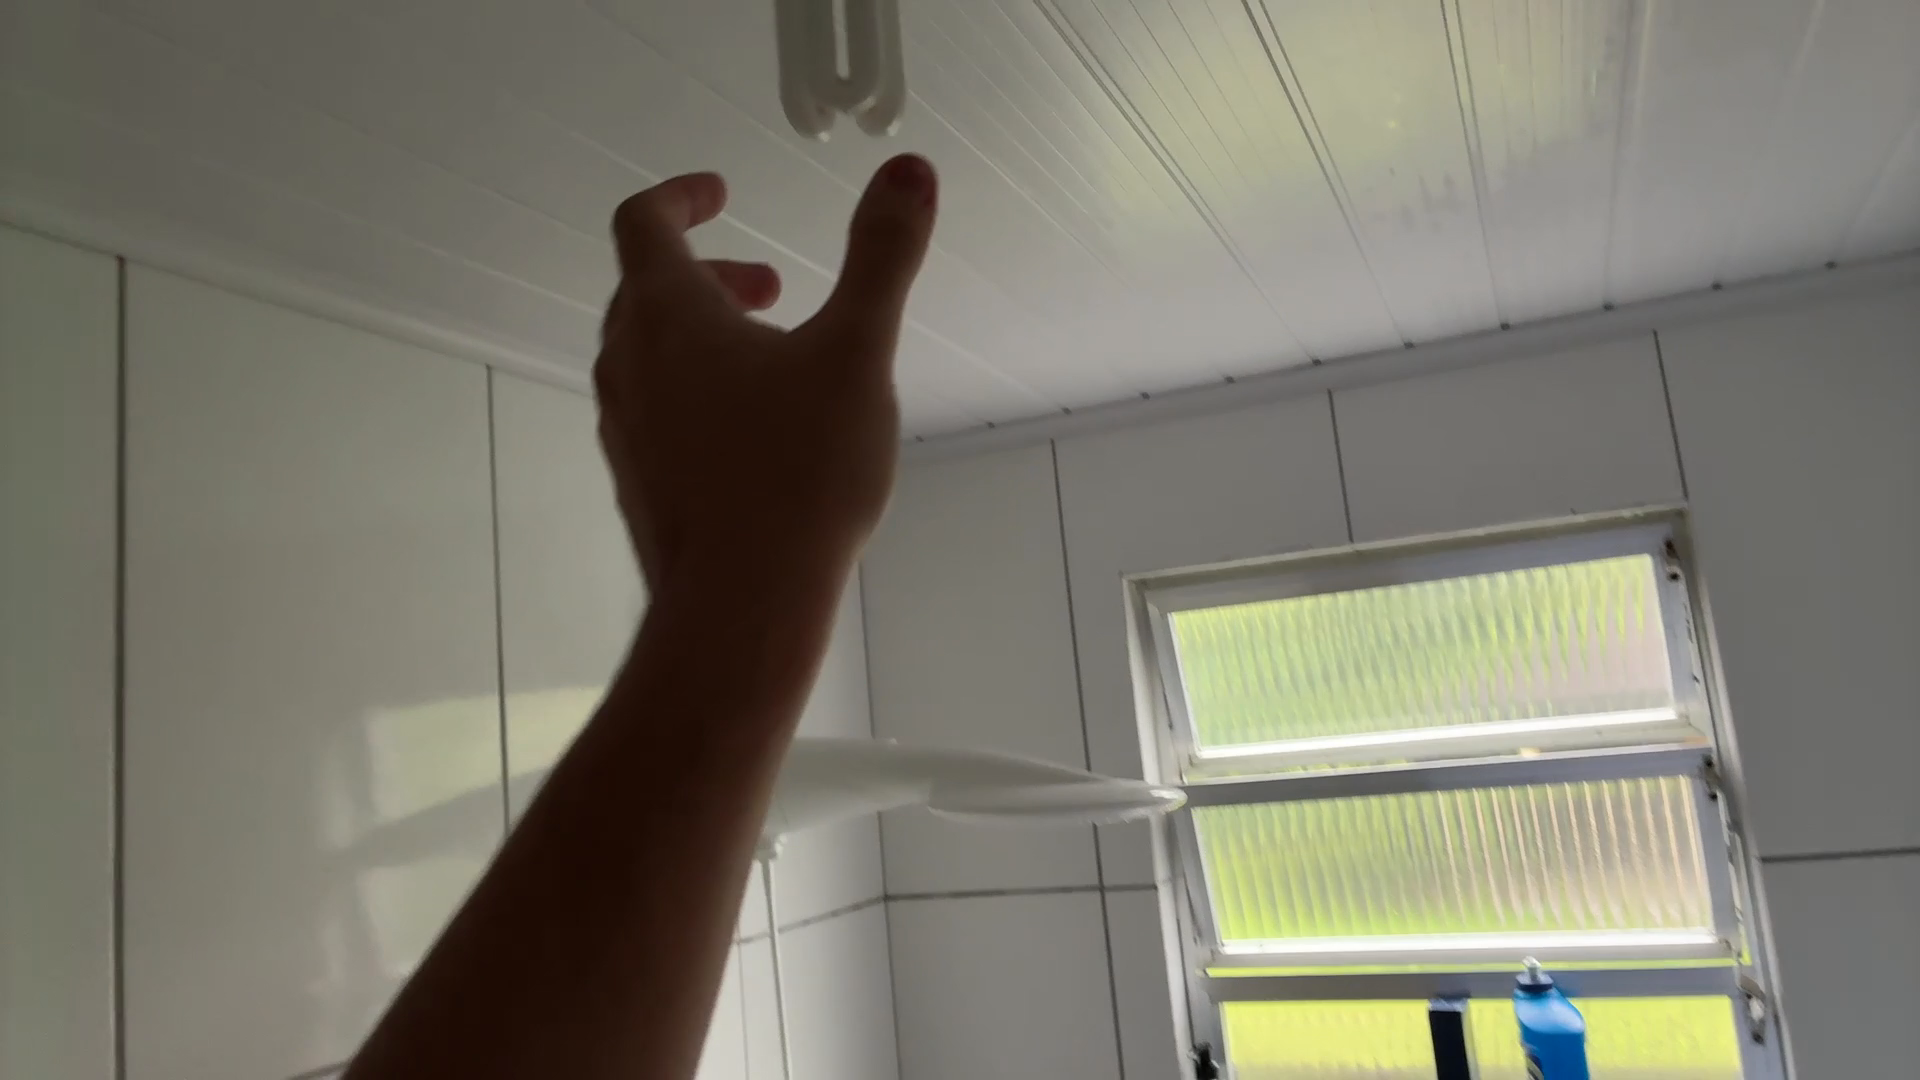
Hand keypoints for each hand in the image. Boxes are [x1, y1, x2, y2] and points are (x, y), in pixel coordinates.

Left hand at [595, 155, 937, 590]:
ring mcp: (626, 431)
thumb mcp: (856, 353)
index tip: (724, 192)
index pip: (644, 223)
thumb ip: (882, 258)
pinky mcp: (640, 486)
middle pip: (648, 291)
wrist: (746, 601)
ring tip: (772, 364)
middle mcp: (627, 365)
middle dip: (710, 275)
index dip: (682, 196)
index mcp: (667, 316)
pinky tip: (755, 437)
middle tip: (771, 290)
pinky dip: (698, 393)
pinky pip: (659, 413)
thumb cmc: (803, 468)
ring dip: (704, 337)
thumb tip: (912, 169)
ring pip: (650, 357)